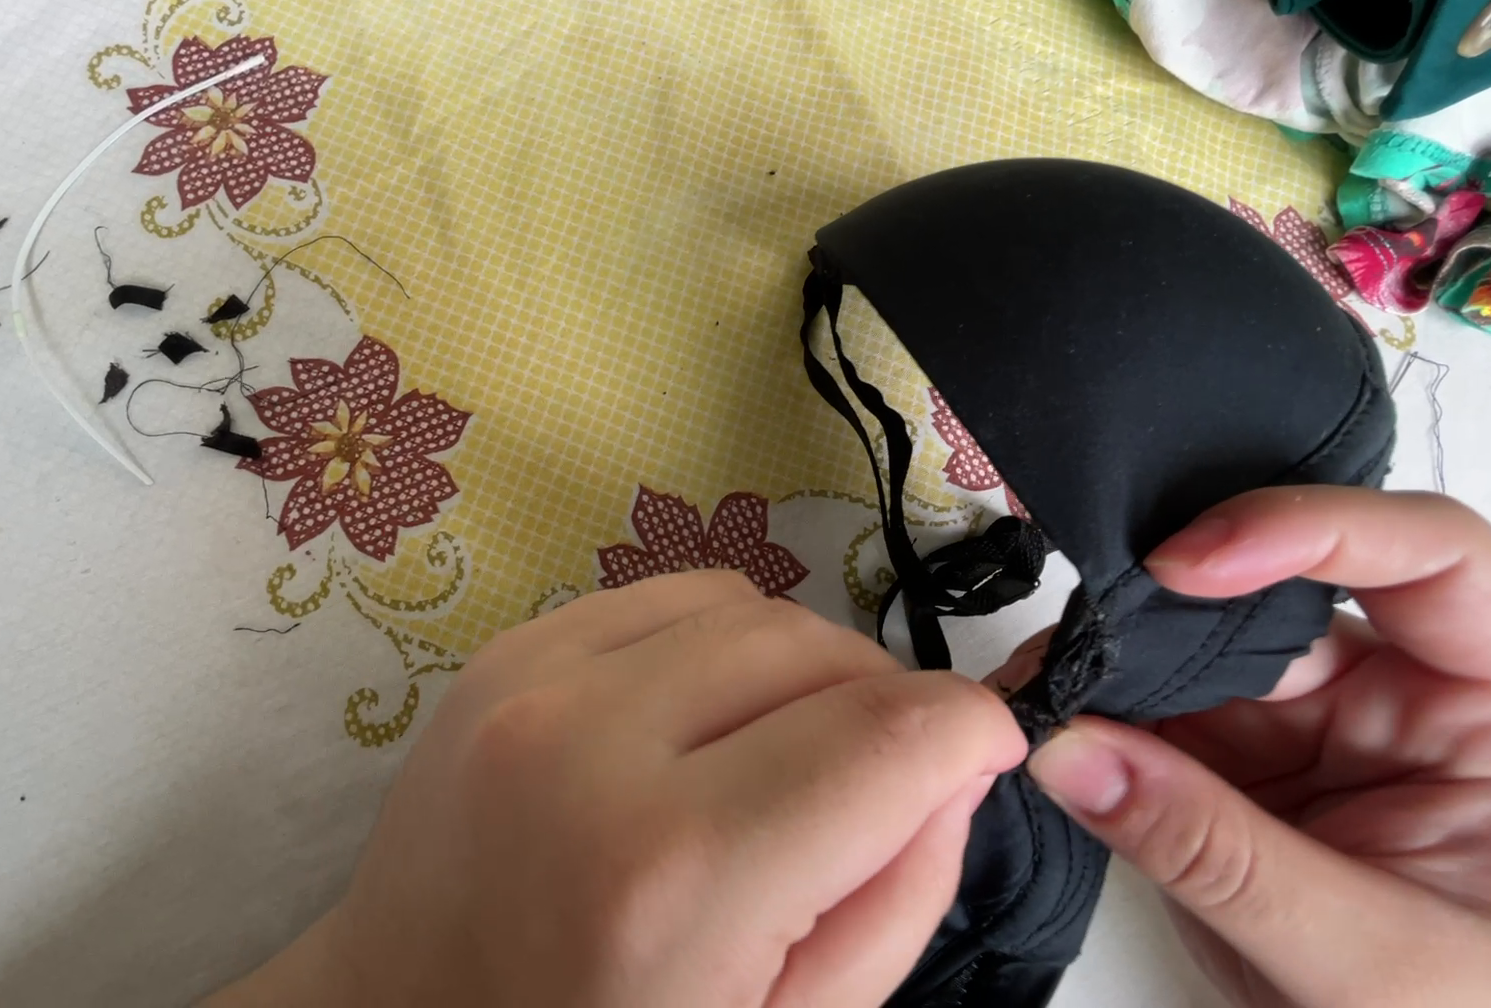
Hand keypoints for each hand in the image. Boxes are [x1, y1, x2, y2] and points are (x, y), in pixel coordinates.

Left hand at [208, 570, 1024, 1007]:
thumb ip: (897, 893)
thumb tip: (951, 759)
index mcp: (672, 874)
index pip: (884, 736)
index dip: (969, 729)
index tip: (984, 747)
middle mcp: (590, 742)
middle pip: (813, 646)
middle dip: (881, 698)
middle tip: (876, 767)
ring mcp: (532, 675)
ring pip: (745, 602)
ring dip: (798, 663)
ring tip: (780, 742)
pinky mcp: (507, 648)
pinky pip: (667, 597)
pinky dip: (718, 640)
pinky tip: (701, 709)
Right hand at [1021, 488, 1490, 1006]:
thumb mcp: (1378, 966)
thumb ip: (1216, 854)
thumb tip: (1070, 751)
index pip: (1429, 557)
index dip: (1308, 529)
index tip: (1185, 563)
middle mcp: (1393, 694)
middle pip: (1267, 589)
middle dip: (1154, 600)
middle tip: (1071, 635)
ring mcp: (1297, 718)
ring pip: (1183, 641)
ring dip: (1104, 654)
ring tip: (1036, 686)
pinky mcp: (1221, 747)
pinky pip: (1139, 698)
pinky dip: (1082, 700)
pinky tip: (1042, 709)